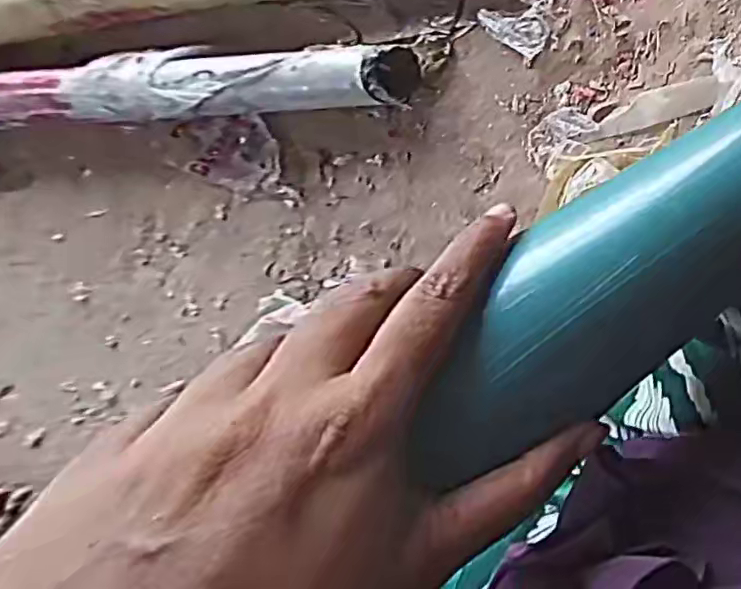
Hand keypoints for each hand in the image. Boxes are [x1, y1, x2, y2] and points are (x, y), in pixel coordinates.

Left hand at [0, 205, 604, 588]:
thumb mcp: (419, 556)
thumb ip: (513, 489)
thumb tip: (586, 435)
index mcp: (356, 419)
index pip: (433, 304)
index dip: (473, 252)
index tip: (499, 221)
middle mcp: (276, 401)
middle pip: (355, 299)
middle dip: (397, 286)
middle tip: (417, 304)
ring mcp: (190, 420)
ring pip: (276, 334)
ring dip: (317, 334)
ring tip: (331, 367)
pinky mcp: (116, 448)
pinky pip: (196, 383)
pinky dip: (239, 381)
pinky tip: (245, 417)